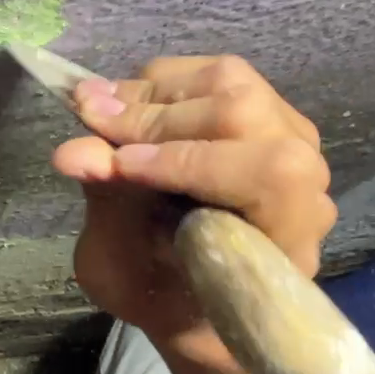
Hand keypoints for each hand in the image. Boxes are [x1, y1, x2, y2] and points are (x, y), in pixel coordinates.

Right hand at [50, 56, 335, 358]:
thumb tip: (69, 153)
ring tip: (100, 110)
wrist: (184, 296)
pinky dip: (159, 85)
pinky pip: (216, 76)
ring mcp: (286, 138)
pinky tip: (122, 107)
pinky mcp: (260, 113)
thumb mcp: (120, 266)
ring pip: (229, 83)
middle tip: (89, 119)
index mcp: (285, 235)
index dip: (186, 160)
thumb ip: (107, 207)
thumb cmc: (159, 294)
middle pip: (241, 113)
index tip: (118, 165)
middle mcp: (304, 179)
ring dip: (154, 93)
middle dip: (156, 118)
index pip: (264, 172)